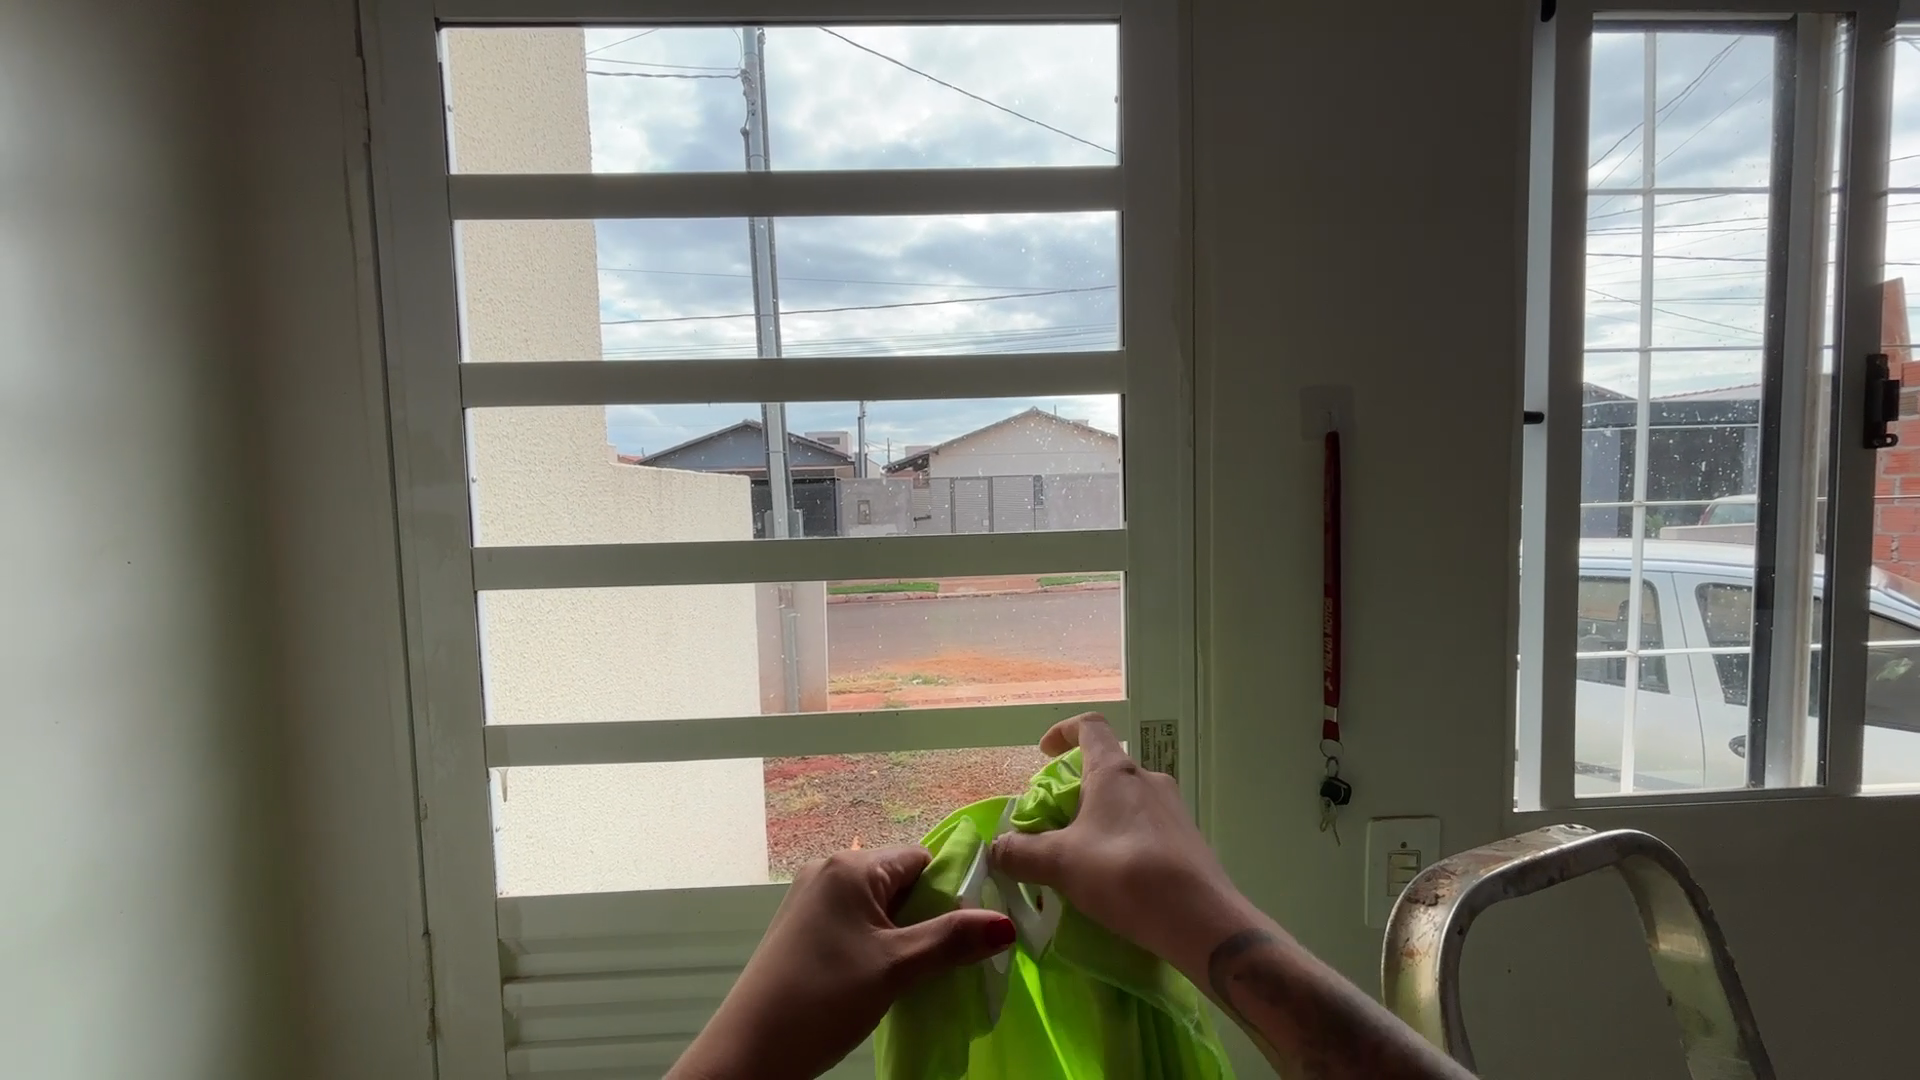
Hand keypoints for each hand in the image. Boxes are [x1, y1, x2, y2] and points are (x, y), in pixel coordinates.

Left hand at [668, 846, 1016, 1079]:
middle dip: (927, 914)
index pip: (920, 859)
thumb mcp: (895, 968)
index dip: (951, 889)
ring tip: (916, 971)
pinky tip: (881, 976)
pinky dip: (876, 941)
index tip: (970, 928)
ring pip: (877, 904)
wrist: (746, 1054)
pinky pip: (854, 920)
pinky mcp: (800, 926)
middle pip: (899, 880)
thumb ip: (952, 940)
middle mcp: (829, 869)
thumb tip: (1006, 923)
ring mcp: (811, 898)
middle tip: (946, 957)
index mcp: (851, 866)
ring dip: (902, 932)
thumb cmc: (824, 998)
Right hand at [988, 713, 1254, 977]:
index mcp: (1115, 771)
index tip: (1044, 754)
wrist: (1203, 922)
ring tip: (1083, 858)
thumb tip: (996, 848)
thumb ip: (1022, 853)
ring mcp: (1173, 810)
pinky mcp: (1189, 842)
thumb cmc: (1125, 874)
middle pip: (1107, 768)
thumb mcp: (1061, 864)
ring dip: (1102, 819)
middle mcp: (1147, 779)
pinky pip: (1147, 829)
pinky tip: (1116, 881)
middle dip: (1077, 790)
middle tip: (1056, 823)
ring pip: (1128, 801)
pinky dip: (1124, 841)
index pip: (1089, 726)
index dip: (1063, 732)